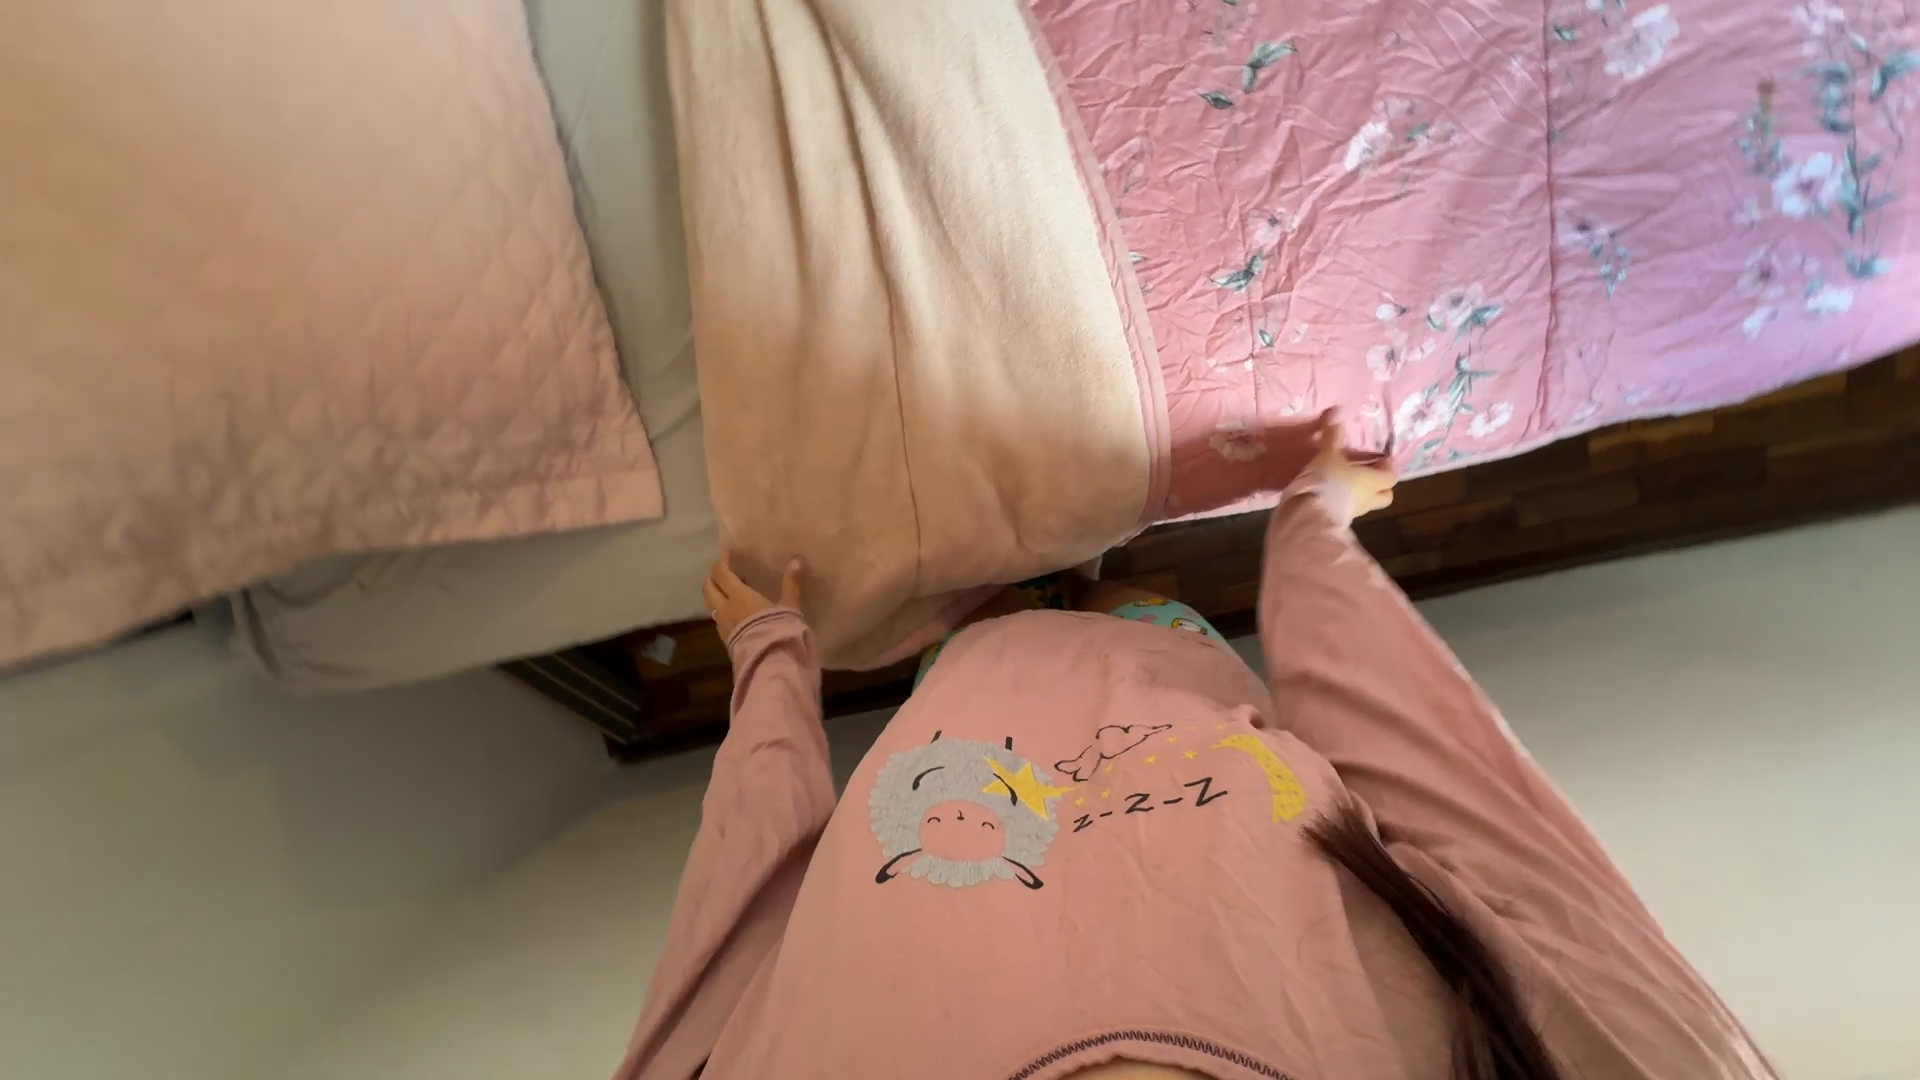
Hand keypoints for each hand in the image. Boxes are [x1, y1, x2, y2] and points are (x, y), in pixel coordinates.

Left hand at [704, 552, 803, 639]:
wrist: (770, 663)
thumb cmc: (780, 630)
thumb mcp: (789, 606)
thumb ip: (791, 583)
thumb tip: (797, 560)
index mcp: (739, 596)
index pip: (722, 574)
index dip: (723, 561)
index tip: (729, 553)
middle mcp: (725, 608)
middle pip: (708, 587)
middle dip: (712, 575)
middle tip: (723, 569)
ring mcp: (723, 625)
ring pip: (710, 603)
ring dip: (714, 592)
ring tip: (728, 588)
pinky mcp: (725, 639)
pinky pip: (716, 617)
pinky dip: (720, 607)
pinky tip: (734, 610)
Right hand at [1310, 410, 1396, 516]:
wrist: (1309, 515)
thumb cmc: (1328, 481)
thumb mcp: (1328, 454)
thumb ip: (1332, 437)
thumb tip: (1336, 411)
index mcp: (1374, 481)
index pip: (1392, 475)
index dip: (1388, 466)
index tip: (1381, 458)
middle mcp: (1369, 498)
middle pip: (1385, 495)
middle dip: (1380, 486)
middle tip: (1368, 474)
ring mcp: (1353, 513)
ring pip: (1365, 503)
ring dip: (1359, 495)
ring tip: (1344, 484)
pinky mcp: (1336, 521)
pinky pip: (1344, 510)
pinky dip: (1340, 503)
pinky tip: (1328, 495)